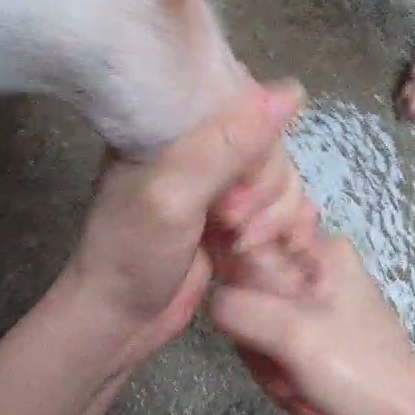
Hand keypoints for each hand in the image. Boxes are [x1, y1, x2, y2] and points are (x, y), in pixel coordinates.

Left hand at [63, 80, 313, 373]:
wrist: (122, 320)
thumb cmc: (132, 254)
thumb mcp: (174, 194)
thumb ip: (229, 145)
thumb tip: (292, 93)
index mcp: (176, 121)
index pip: (246, 102)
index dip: (256, 145)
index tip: (234, 189)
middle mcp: (202, 144)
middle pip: (273, 145)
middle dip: (264, 191)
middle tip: (228, 223)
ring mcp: (222, 182)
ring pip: (285, 179)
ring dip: (275, 217)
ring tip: (240, 244)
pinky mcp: (238, 214)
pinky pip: (286, 207)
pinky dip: (287, 229)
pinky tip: (272, 249)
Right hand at [212, 237, 414, 414]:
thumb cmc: (358, 371)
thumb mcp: (293, 336)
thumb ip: (238, 307)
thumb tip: (208, 299)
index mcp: (320, 251)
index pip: (249, 242)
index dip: (237, 280)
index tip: (248, 318)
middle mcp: (315, 269)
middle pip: (246, 291)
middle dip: (256, 340)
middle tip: (282, 364)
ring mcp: (312, 305)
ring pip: (254, 325)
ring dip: (268, 366)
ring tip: (298, 385)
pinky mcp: (311, 336)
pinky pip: (270, 348)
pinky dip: (280, 376)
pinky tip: (303, 394)